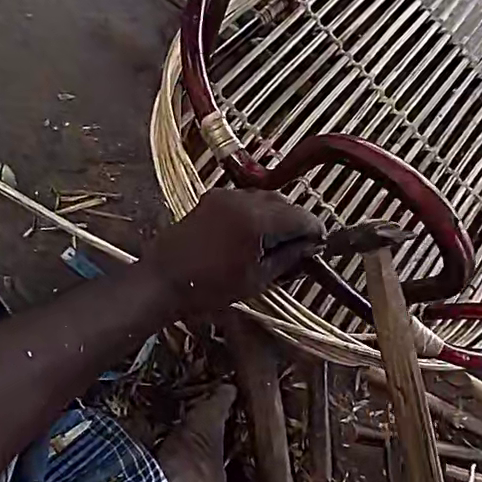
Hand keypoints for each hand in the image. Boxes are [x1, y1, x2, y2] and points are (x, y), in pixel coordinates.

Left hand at [142, 189, 322, 315]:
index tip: (319, 246)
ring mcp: (224, 195)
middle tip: (299, 249)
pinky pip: (243, 200)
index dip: (315, 231)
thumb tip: (311, 247)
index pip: (301, 216)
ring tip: (274, 244)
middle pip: (284, 203)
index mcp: (258, 219)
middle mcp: (243, 199)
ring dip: (275, 216)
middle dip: (295, 222)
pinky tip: (251, 235)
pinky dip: (254, 212)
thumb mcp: (258, 278)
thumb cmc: (210, 286)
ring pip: (264, 198)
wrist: (163, 279)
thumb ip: (288, 258)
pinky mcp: (210, 199)